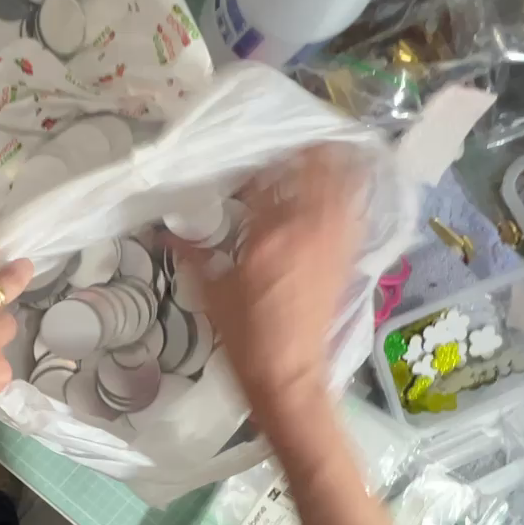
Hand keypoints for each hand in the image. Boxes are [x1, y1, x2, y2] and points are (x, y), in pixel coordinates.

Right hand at [176, 145, 364, 435]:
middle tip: (281, 152)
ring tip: (313, 158)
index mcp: (268, 236)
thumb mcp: (211, 295)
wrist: (289, 374)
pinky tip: (336, 187)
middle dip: (299, 150)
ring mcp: (336, 237)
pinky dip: (349, 186)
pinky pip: (357, 203)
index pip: (262, 179)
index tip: (237, 168)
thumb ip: (191, 255)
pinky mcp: (351, 251)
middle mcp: (309, 227)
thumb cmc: (245, 338)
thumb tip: (166, 232)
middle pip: (314, 163)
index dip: (250, 166)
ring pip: (345, 176)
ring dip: (330, 161)